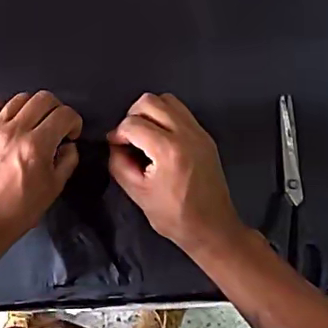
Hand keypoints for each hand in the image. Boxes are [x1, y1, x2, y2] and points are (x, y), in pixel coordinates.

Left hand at [0, 91, 81, 237]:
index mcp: (37, 146)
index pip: (64, 114)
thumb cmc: (19, 208)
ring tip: (33, 124)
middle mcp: (15, 132)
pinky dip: (2, 107)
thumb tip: (69, 145)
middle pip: (44, 98)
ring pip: (20, 98)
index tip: (71, 132)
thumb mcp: (55, 187)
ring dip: (33, 108)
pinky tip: (9, 121)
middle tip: (56, 126)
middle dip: (57, 110)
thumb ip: (68, 160)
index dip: (74, 121)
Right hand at [108, 93, 249, 258]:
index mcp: (168, 150)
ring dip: (150, 111)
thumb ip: (119, 164)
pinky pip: (181, 111)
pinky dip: (166, 116)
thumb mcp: (138, 194)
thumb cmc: (174, 216)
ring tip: (144, 134)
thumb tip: (114, 144)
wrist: (213, 227)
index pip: (132, 124)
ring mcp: (199, 132)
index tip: (115, 146)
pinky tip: (160, 137)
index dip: (117, 133)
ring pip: (168, 100)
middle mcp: (185, 133)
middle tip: (129, 137)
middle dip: (132, 116)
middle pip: (150, 101)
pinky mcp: (205, 135)